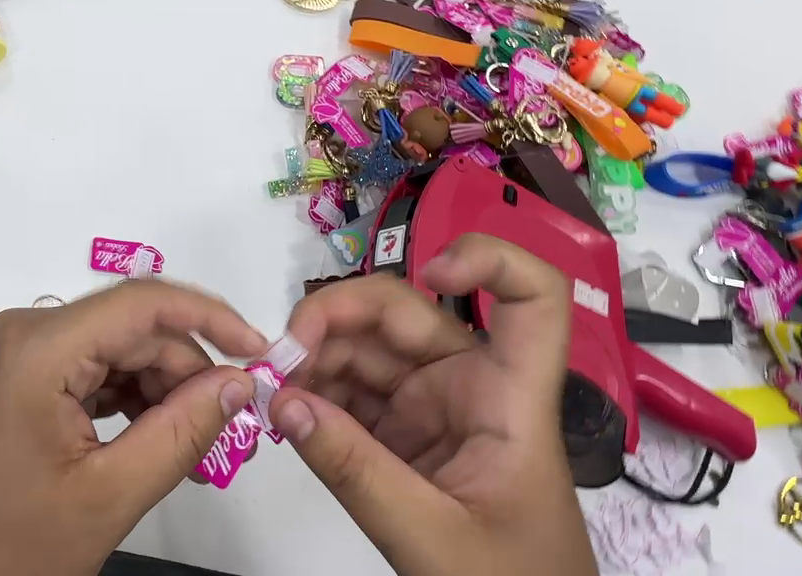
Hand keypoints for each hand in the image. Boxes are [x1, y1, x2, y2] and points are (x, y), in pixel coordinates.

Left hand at [0, 281, 267, 575]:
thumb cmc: (14, 546)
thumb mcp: (110, 493)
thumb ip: (183, 431)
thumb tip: (240, 381)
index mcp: (41, 345)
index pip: (142, 302)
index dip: (210, 318)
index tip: (261, 350)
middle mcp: (32, 330)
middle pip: (133, 327)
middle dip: (186, 370)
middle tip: (230, 424)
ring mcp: (27, 351)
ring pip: (120, 348)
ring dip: (163, 390)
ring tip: (195, 445)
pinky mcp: (29, 375)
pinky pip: (98, 369)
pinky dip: (135, 400)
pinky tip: (159, 439)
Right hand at [269, 234, 595, 575]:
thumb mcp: (434, 541)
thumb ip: (355, 470)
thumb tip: (279, 400)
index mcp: (508, 396)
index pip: (530, 300)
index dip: (490, 261)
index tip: (431, 273)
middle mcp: (468, 382)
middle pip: (405, 312)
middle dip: (338, 316)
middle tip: (281, 353)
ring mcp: (429, 403)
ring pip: (366, 346)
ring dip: (314, 354)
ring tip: (271, 384)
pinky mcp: (399, 429)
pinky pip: (349, 389)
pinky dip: (312, 390)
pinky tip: (283, 404)